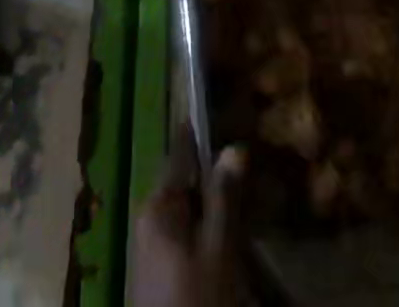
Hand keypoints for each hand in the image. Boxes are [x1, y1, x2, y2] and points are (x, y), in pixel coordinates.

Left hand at [133, 128, 248, 306]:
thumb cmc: (196, 298)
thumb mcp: (218, 248)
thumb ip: (225, 197)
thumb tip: (234, 147)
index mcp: (157, 207)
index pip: (180, 153)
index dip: (201, 133)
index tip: (222, 111)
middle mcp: (149, 219)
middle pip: (186, 181)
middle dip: (216, 172)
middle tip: (249, 159)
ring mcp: (152, 245)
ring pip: (189, 207)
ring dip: (216, 201)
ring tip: (249, 192)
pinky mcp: (160, 268)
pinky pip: (186, 231)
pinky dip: (209, 225)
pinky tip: (233, 230)